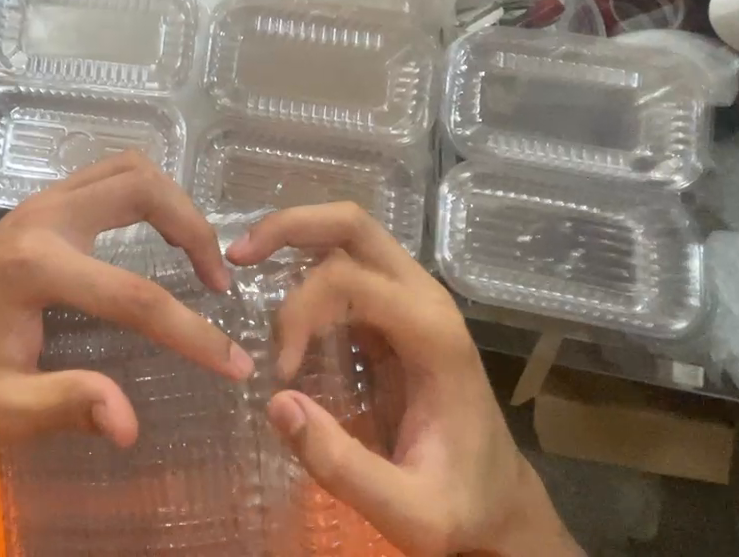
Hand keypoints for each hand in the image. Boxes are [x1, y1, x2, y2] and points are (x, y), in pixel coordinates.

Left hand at [0, 153, 253, 446]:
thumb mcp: (3, 403)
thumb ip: (65, 406)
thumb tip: (129, 422)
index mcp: (35, 268)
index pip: (132, 295)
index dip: (191, 332)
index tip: (234, 363)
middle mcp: (45, 217)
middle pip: (140, 190)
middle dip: (192, 229)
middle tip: (217, 282)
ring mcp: (44, 198)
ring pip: (128, 168)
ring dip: (173, 202)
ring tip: (196, 254)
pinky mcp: (45, 198)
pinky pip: (110, 172)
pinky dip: (148, 192)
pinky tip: (159, 233)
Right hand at [227, 203, 580, 556]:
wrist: (499, 504)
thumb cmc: (459, 504)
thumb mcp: (410, 513)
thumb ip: (343, 467)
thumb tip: (277, 401)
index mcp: (434, 334)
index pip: (350, 280)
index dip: (300, 313)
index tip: (281, 372)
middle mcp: (424, 298)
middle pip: (353, 225)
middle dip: (290, 227)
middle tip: (238, 256)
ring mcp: (410, 295)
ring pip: (346, 233)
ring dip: (292, 237)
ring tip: (244, 263)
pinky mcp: (392, 307)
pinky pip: (343, 259)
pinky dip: (301, 259)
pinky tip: (272, 285)